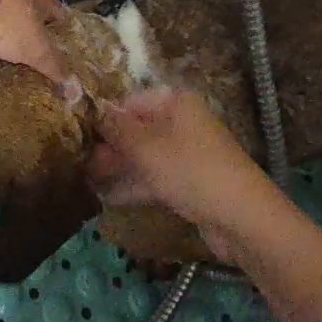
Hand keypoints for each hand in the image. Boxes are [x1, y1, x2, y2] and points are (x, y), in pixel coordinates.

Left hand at [0, 0, 68, 81]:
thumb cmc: (3, 18)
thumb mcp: (32, 46)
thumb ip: (53, 64)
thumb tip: (76, 89)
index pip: (55, 7)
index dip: (59, 22)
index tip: (62, 35)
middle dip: (29, 16)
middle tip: (31, 36)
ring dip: (1, 13)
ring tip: (1, 33)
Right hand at [89, 87, 272, 233]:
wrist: (244, 220)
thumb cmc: (190, 170)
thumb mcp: (145, 147)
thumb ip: (114, 126)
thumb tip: (88, 105)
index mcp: (175, 102)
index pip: (130, 101)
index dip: (104, 115)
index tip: (78, 130)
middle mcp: (181, 123)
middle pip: (137, 129)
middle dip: (108, 145)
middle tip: (78, 159)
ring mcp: (187, 155)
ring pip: (144, 156)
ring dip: (117, 166)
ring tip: (86, 178)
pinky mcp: (190, 184)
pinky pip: (155, 178)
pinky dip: (134, 184)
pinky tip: (107, 196)